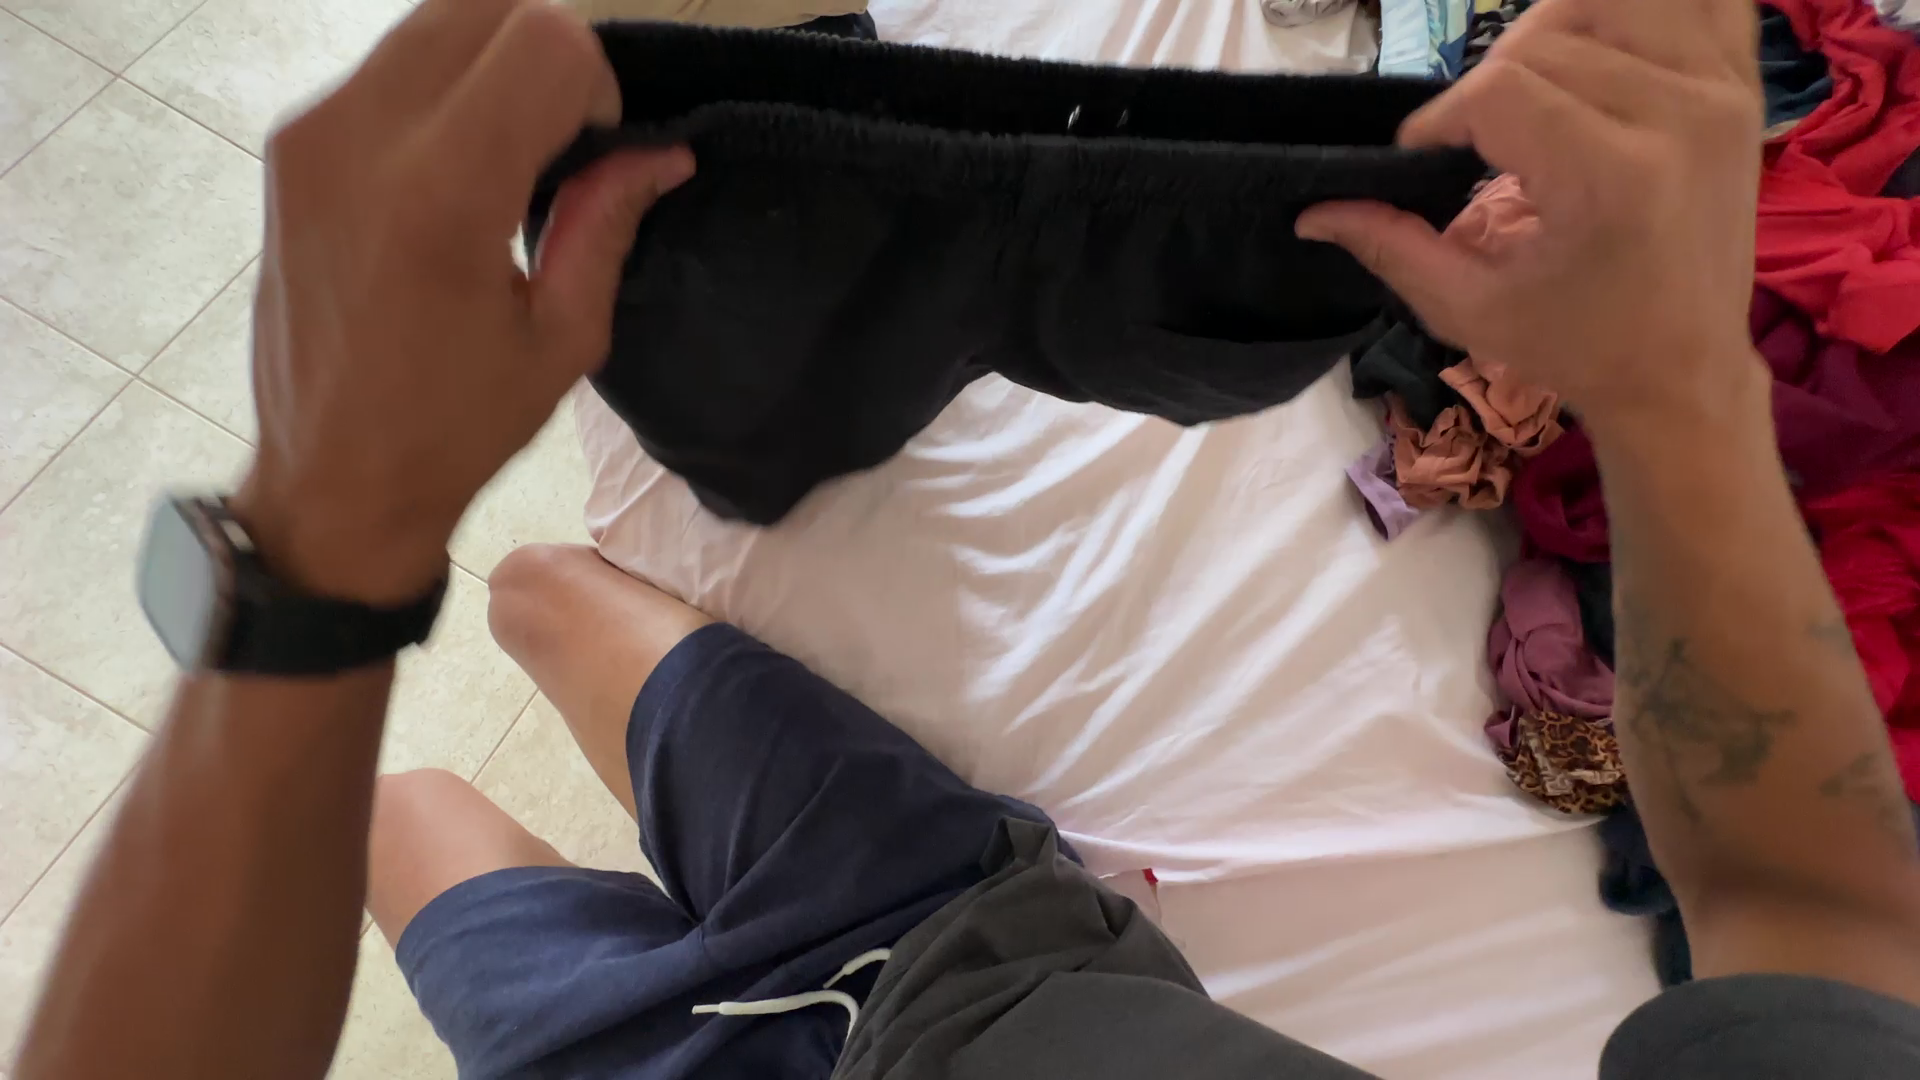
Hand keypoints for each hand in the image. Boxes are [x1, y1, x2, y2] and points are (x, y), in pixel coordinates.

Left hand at [229, 0, 693, 603]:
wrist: (337, 471)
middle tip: (573, 147)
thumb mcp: (567, 335)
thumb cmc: (466, 422)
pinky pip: (391, 66)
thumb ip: (605, 224)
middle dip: (553, 59)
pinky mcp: (292, 140)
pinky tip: (470, 169)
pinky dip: (453, 89)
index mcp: (443, 194)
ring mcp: (310, 126)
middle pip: (483, 6)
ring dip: (501, 68)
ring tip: (524, 161)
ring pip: (432, 23)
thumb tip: (660, 153)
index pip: (543, 44)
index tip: (606, 154)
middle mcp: (360, 131)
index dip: (599, 85)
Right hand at [1297, 0, 1765, 440]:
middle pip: (1544, 38)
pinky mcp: (1745, 79)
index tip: (1416, 164)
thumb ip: (1389, 247)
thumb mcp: (1462, 307)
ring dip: (1543, 36)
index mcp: (1606, 177)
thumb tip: (1313, 214)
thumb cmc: (1567, 344)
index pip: (1497, 93)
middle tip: (1464, 147)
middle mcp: (1677, 111)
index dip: (1434, 122)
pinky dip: (1629, 12)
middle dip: (1479, 87)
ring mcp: (1725, 84)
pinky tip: (1590, 56)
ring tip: (1521, 95)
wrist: (1678, 365)